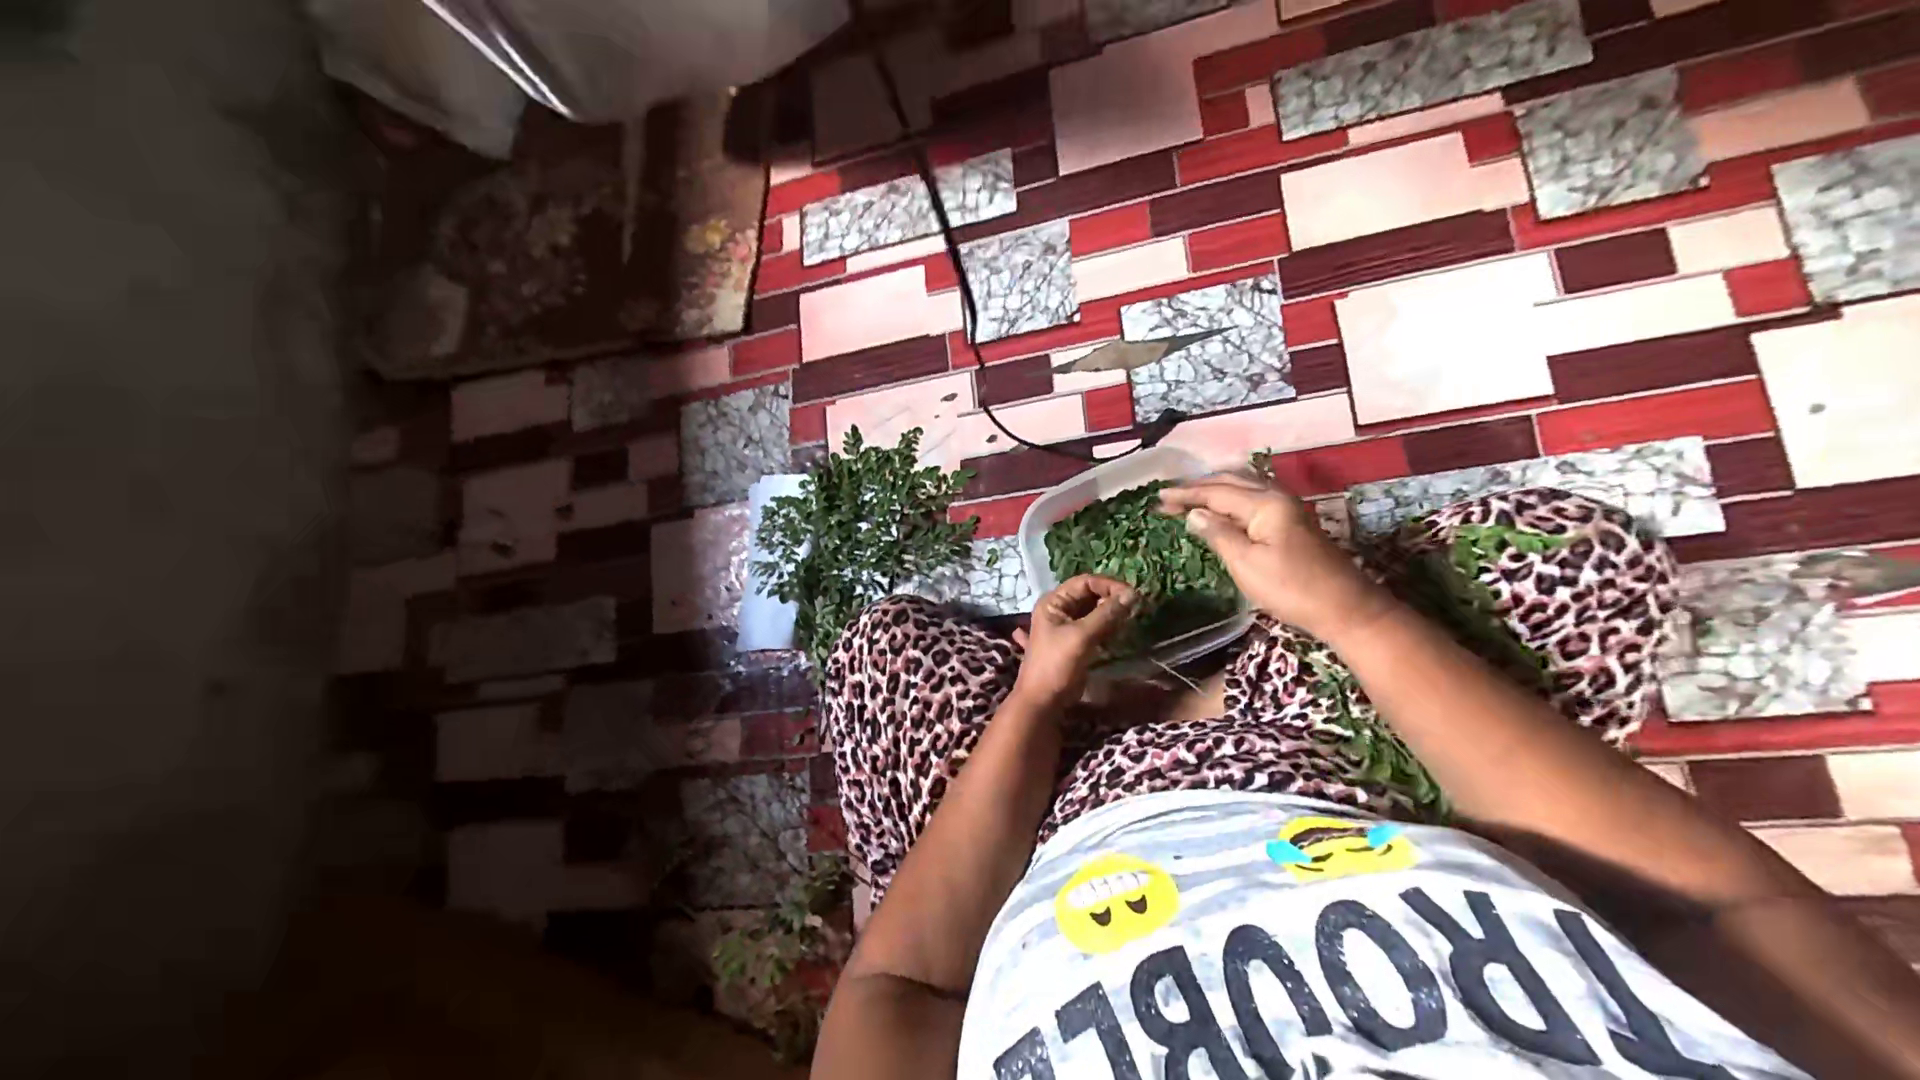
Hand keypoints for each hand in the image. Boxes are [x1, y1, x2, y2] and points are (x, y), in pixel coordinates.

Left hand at [1010, 575, 1138, 710]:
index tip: (1132, 595)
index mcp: (1054, 602)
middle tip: (1136, 607)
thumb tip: (1133, 594)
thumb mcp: (1081, 637)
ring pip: (1095, 611)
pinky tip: (1121, 629)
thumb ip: (1106, 614)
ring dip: (1112, 612)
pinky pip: (1096, 625)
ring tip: (1132, 617)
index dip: (1109, 585)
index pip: (1085, 582)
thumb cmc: (1057, 665)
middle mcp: (1060, 609)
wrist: (1044, 700)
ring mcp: (1068, 625)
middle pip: (1091, 595)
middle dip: (1112, 598)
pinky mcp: (1077, 641)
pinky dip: (1109, 625)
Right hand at [1159, 474, 1390, 640]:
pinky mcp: (1291, 522)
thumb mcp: (1247, 564)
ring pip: (1244, 486)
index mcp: (1265, 504)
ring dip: (1215, 488)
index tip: (1158, 497)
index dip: (1186, 494)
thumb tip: (1194, 514)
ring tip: (1189, 496)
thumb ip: (1218, 534)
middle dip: (1197, 487)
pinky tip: (1222, 506)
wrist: (1345, 609)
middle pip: (1231, 481)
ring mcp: (1287, 509)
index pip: (1216, 492)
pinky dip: (1231, 497)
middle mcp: (1276, 497)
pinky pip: (1253, 497)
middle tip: (1168, 496)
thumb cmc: (1292, 589)